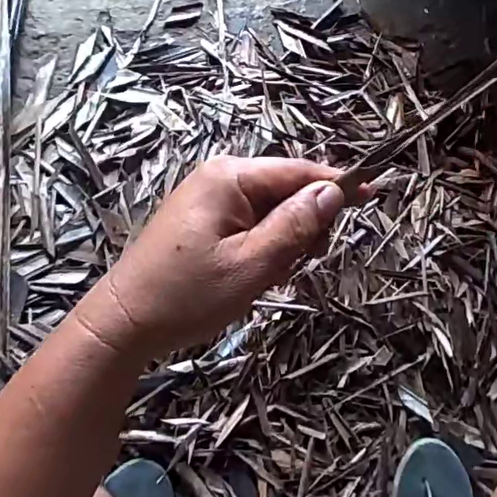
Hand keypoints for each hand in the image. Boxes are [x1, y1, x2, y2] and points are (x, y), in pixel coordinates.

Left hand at [76, 156, 355, 360]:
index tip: (373, 195)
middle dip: (304, 224)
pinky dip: (264, 246)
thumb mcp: (251, 265)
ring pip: (272, 210)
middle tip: (297, 263)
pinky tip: (252, 273)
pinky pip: (251, 224)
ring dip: (284, 241)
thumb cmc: (187, 296)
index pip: (298, 171)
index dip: (337, 184)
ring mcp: (209, 198)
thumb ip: (297, 225)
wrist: (122, 325)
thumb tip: (334, 191)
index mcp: (229, 177)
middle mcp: (219, 177)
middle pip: (286, 189)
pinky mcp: (204, 220)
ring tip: (267, 275)